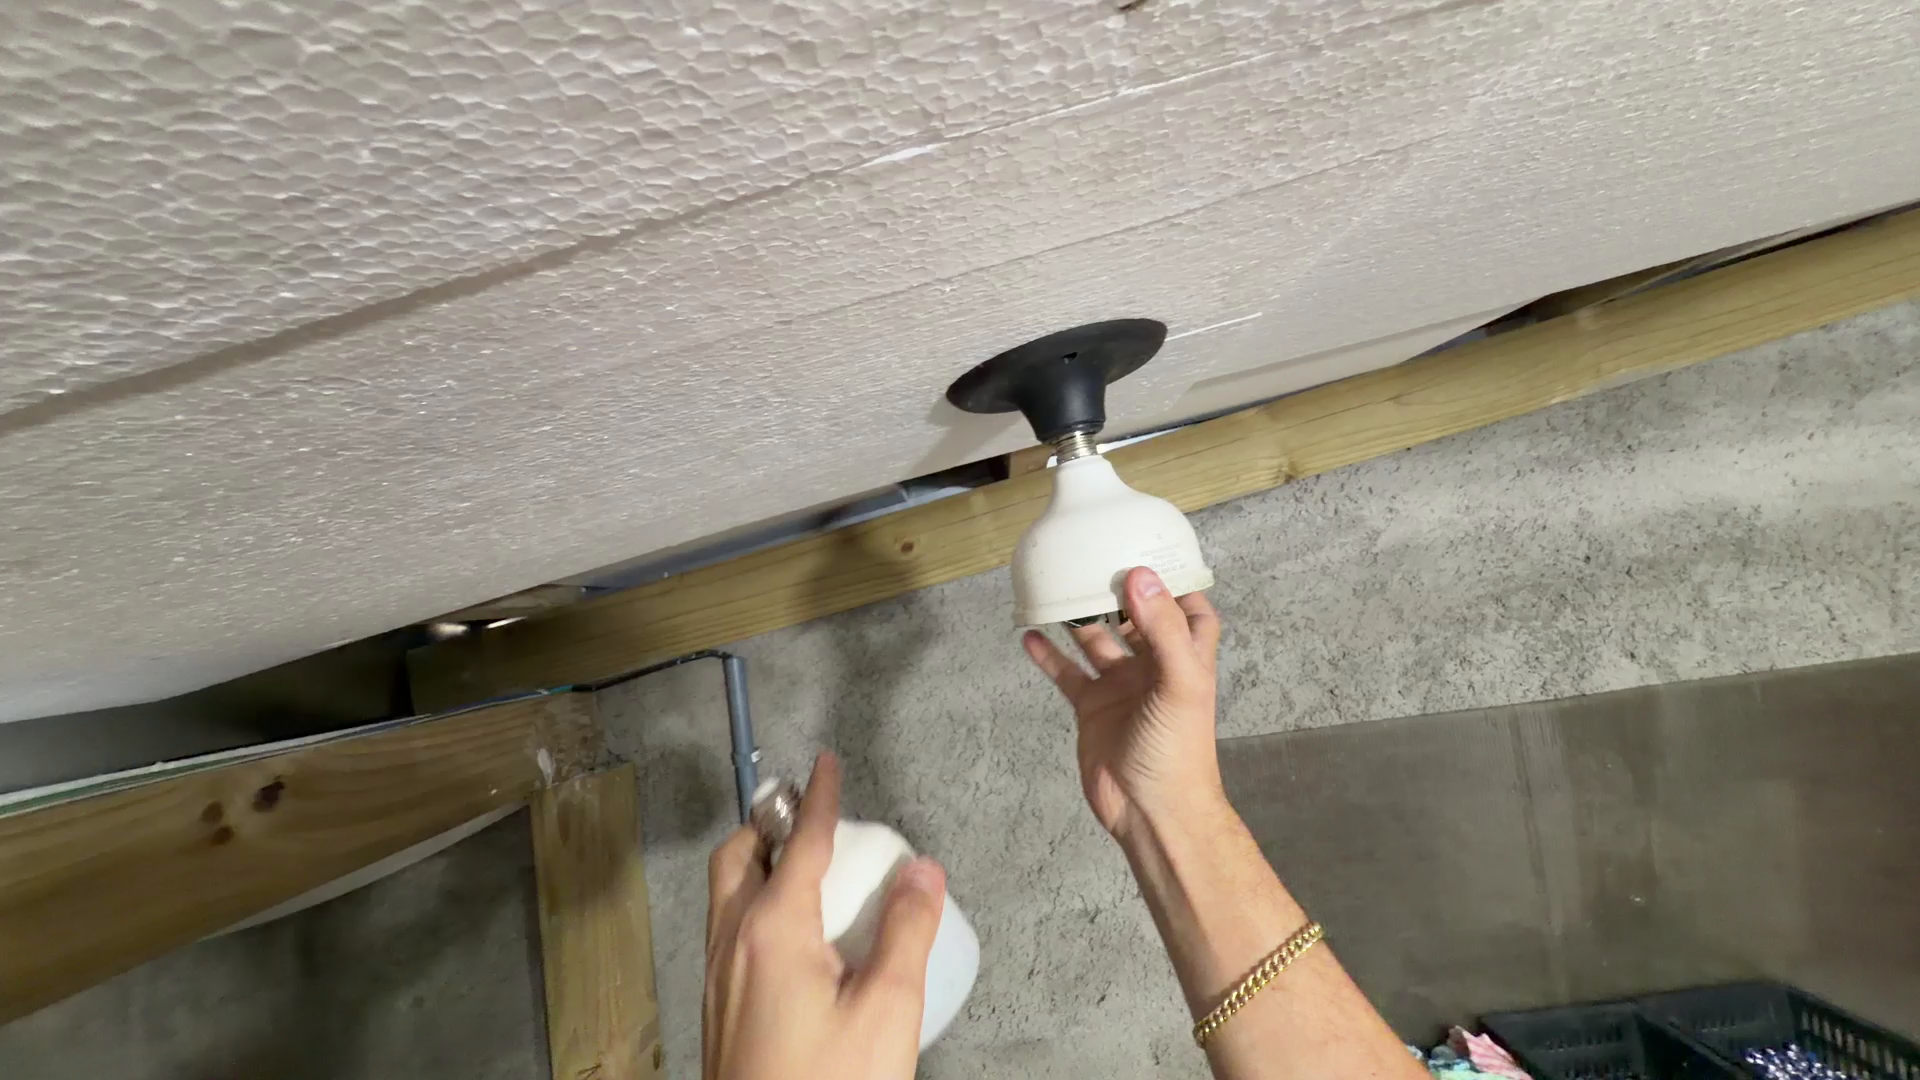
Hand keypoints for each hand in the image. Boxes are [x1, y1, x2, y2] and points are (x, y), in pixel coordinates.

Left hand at [704, 752, 947, 1079]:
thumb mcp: (888, 1009)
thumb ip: (908, 929)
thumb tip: (922, 869)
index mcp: (770, 930)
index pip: (800, 841)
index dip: (818, 796)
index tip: (825, 762)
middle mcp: (731, 944)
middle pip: (738, 856)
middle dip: (770, 822)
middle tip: (812, 819)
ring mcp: (716, 979)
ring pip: (727, 893)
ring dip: (760, 861)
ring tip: (809, 869)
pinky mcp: (718, 1010)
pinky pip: (728, 929)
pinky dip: (755, 901)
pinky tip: (797, 935)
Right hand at [1022, 566, 1224, 842]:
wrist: (1150, 811)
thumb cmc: (1176, 748)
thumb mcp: (1178, 683)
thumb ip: (1161, 629)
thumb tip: (1138, 575)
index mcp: (1184, 659)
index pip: (1191, 613)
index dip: (1178, 587)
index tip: (1152, 556)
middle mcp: (1153, 668)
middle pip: (1138, 621)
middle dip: (1120, 594)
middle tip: (1093, 563)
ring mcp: (1120, 687)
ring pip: (1097, 643)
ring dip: (1081, 620)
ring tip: (1059, 590)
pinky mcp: (1091, 707)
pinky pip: (1067, 674)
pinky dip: (1049, 656)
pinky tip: (1030, 635)